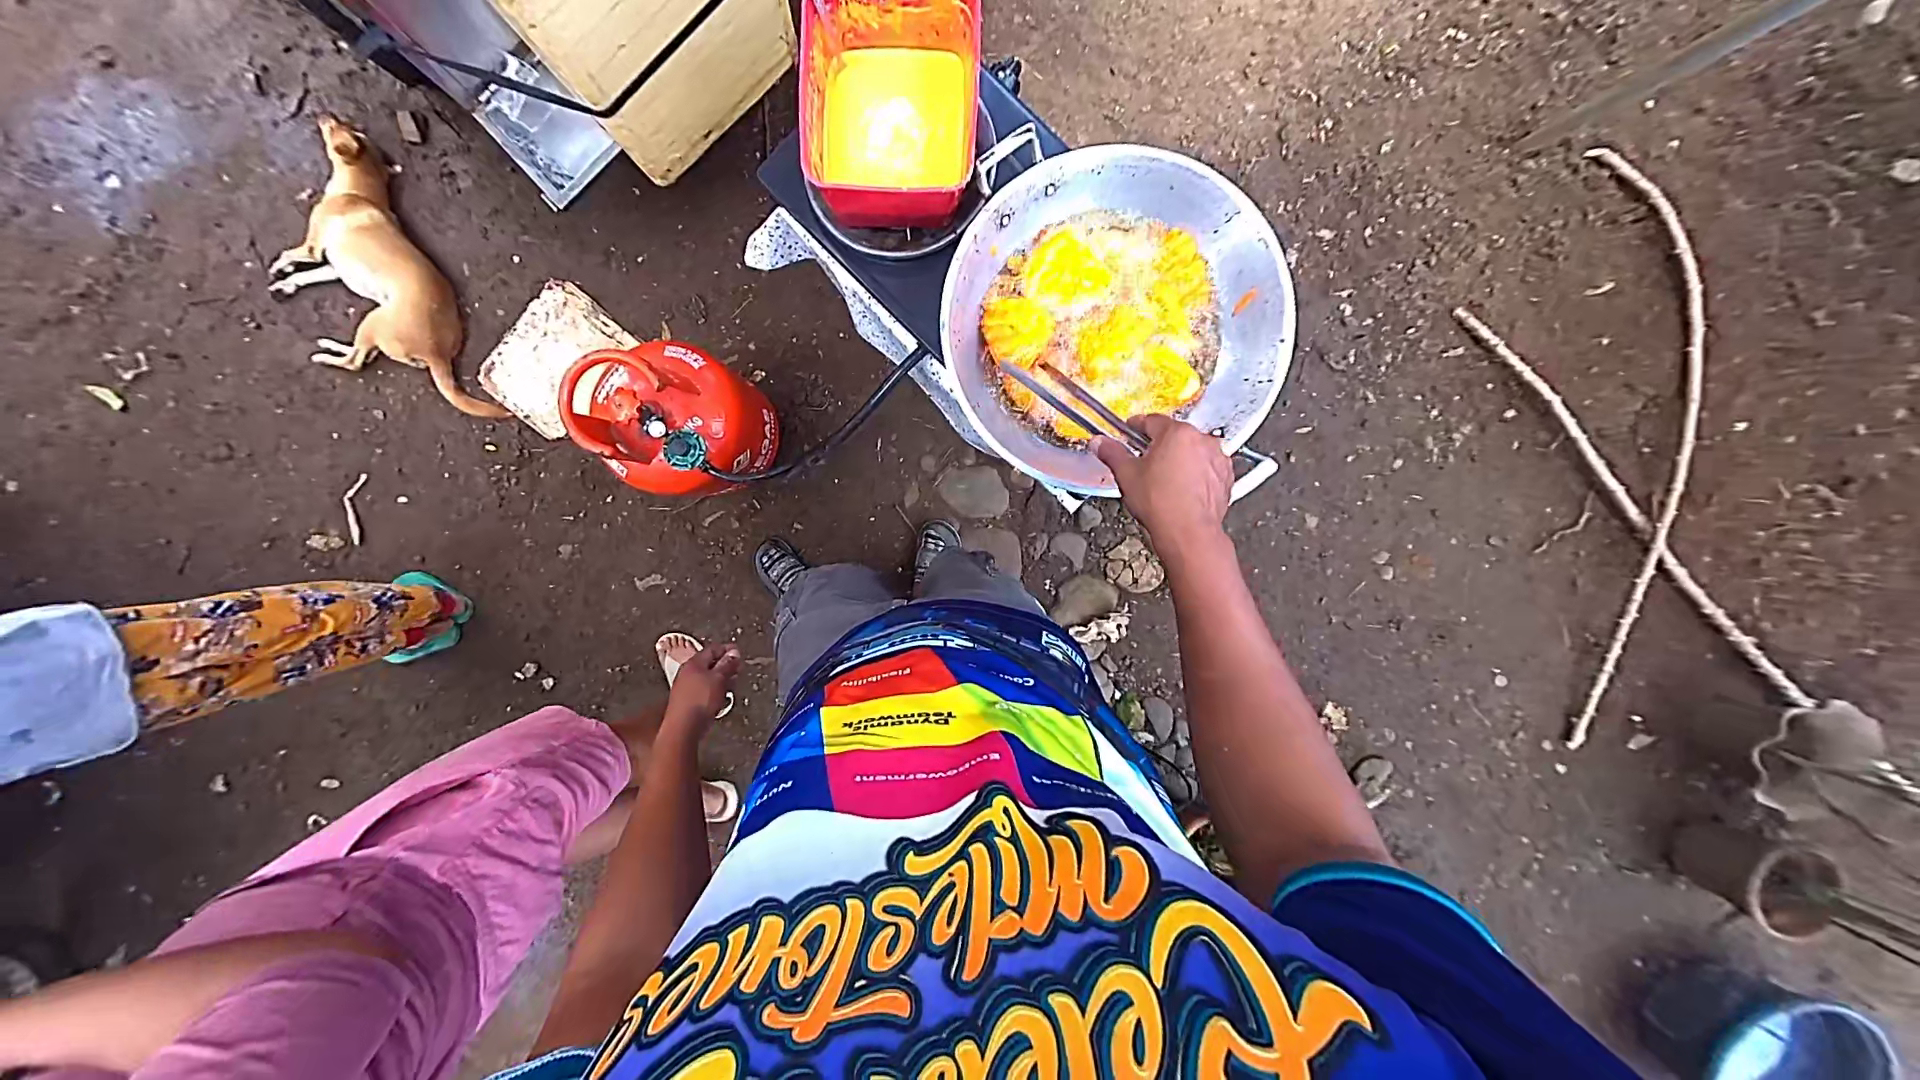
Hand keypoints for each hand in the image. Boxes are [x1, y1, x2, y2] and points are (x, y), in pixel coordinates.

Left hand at [663, 642, 740, 729]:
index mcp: (694, 663)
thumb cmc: (700, 700)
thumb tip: (734, 653)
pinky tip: (721, 697)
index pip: (713, 649)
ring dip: (721, 679)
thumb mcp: (720, 678)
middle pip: (710, 664)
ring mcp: (687, 688)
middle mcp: (688, 673)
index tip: (739, 653)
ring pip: (708, 678)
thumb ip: (728, 664)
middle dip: (726, 665)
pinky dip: (715, 691)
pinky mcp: (689, 701)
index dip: (728, 650)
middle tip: (738, 668)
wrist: (684, 727)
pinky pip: (705, 691)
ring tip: (732, 684)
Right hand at [1094, 415, 1231, 559]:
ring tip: (1164, 480)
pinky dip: (1195, 474)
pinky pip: (1206, 468)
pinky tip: (1182, 489)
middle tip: (1144, 462)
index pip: (1152, 421)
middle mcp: (1201, 441)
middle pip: (1174, 436)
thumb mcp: (1126, 475)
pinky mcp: (1224, 477)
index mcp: (1176, 433)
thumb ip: (1112, 453)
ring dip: (1179, 459)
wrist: (1188, 532)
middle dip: (1159, 446)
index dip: (1137, 426)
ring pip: (1192, 451)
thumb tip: (1100, 443)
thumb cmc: (1162, 504)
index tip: (1131, 430)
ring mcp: (1216, 458)